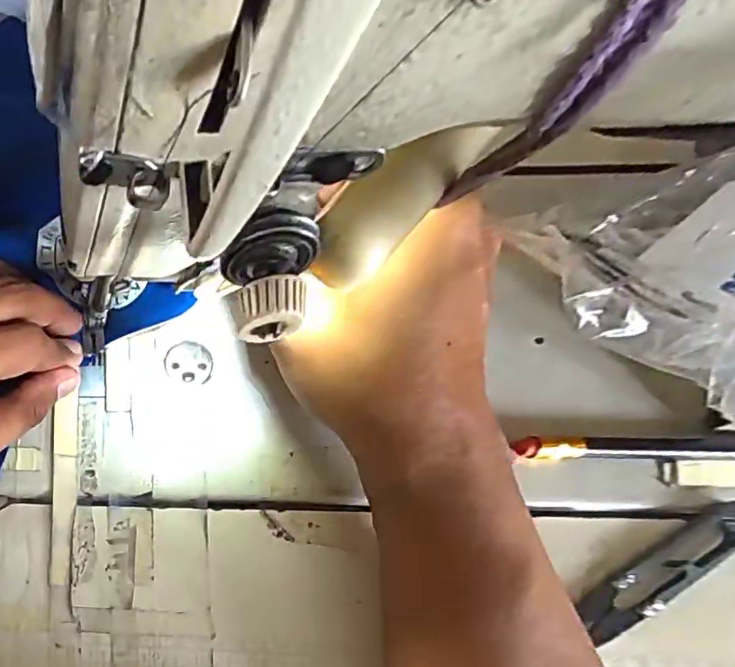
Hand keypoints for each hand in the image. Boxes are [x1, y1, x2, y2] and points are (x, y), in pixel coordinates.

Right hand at [272, 198, 502, 465]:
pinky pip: (421, 248)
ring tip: (325, 271)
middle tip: (304, 242)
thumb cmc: (365, 378)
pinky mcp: (467, 285)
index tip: (292, 214)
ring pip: (406, 219)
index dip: (321, 185)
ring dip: (363, 236)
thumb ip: (274, 276)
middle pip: (391, 186)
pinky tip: (357, 293)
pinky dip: (386, 258)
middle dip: (342, 211)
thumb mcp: (297, 323)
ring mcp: (474, 255)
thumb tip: (260, 249)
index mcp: (431, 215)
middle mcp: (466, 222)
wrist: (418, 434)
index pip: (370, 164)